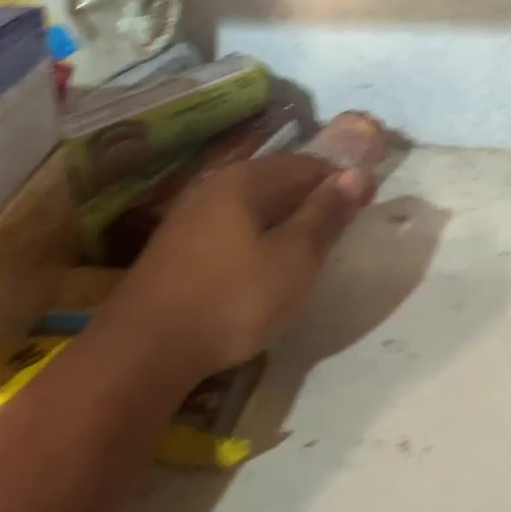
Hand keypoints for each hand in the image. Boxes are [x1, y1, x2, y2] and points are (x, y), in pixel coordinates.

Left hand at [100, 151, 373, 379]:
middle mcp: (215, 185)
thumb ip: (324, 216)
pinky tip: (261, 266)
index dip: (339, 181)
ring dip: (282, 220)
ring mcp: (190, 215)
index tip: (364, 206)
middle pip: (276, 180)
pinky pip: (230, 227)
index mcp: (246, 180)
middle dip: (310, 199)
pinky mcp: (177, 246)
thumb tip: (355, 173)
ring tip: (305, 252)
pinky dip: (255, 237)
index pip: (306, 164)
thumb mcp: (293, 261)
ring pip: (251, 205)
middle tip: (338, 233)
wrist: (146, 347)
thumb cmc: (232, 300)